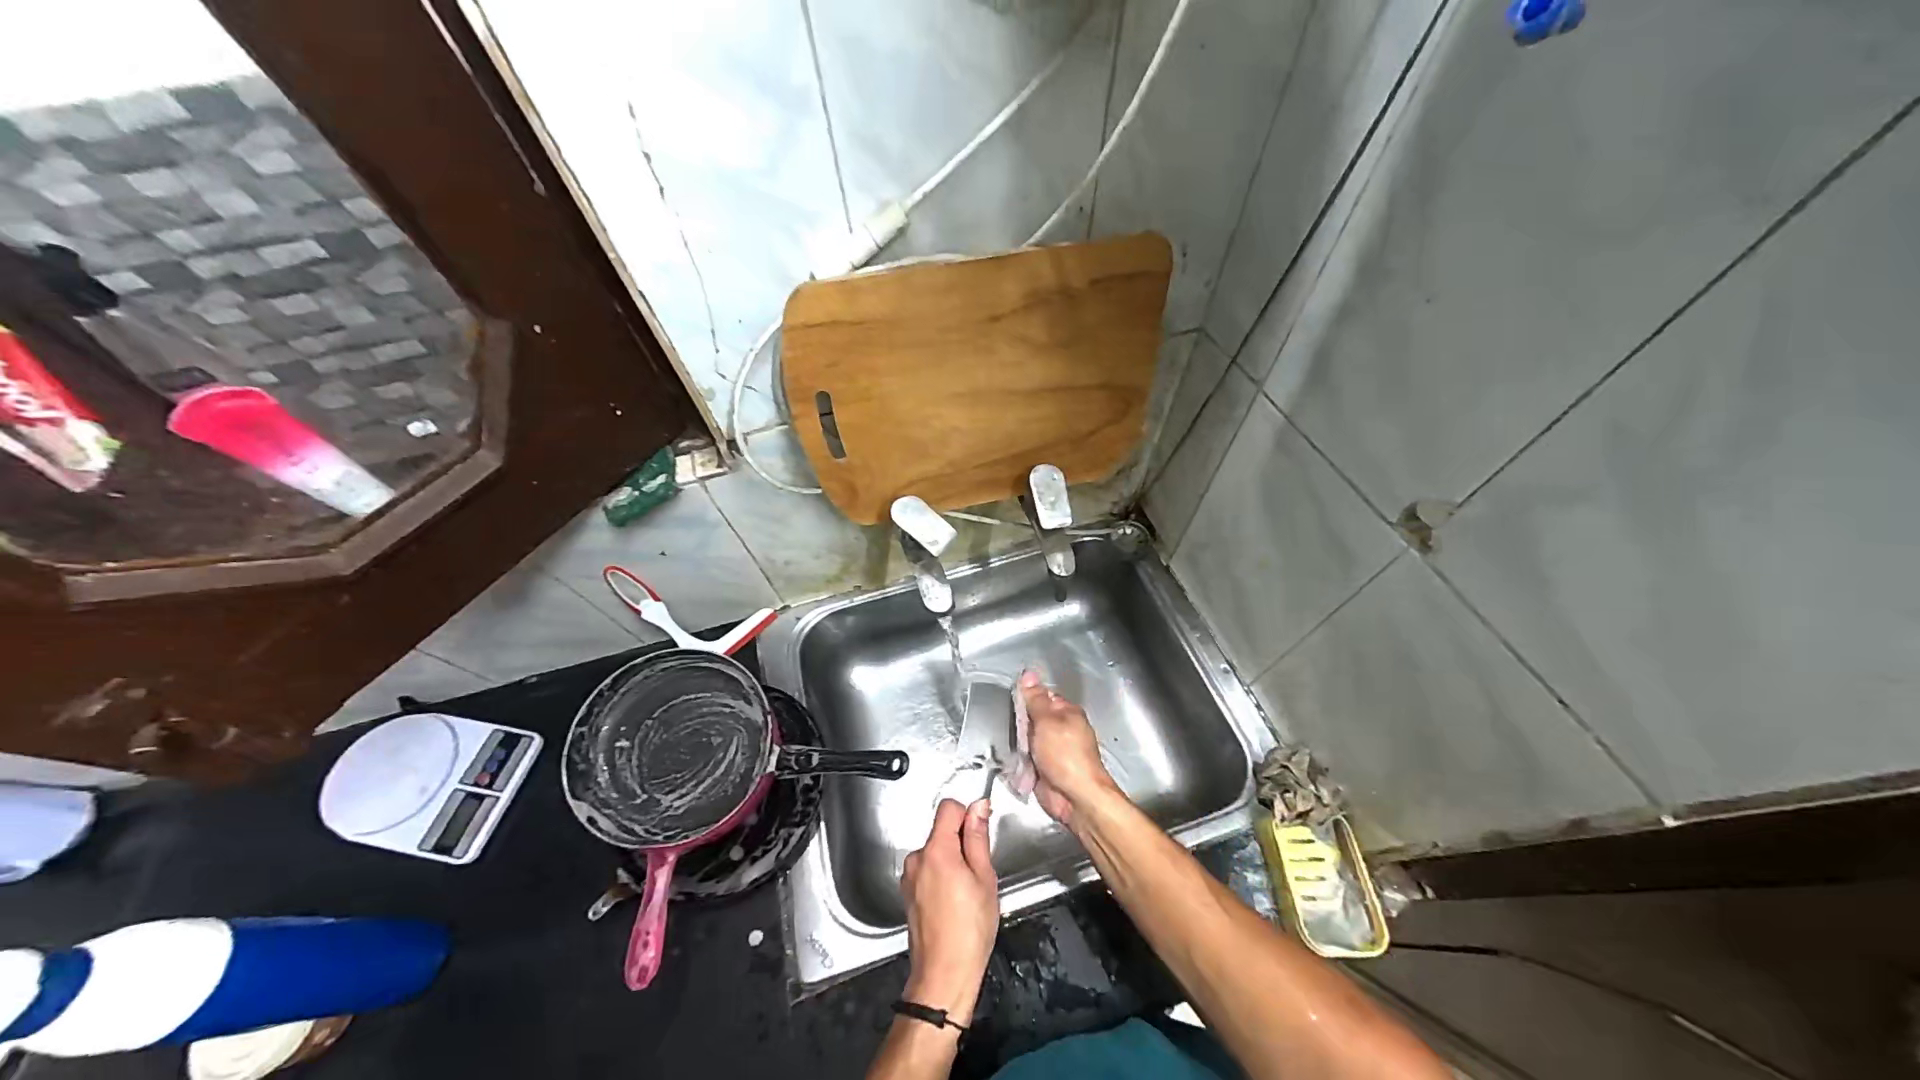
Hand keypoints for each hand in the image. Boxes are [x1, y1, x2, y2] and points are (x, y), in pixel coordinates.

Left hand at [900, 798, 997, 1020]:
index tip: (980, 830)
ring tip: (967, 892)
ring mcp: (909, 877)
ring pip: (935, 852)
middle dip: (961, 842)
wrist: (944, 974)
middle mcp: (917, 859)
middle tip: (978, 872)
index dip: (968, 814)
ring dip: (951, 861)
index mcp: (937, 851)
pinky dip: (941, 877)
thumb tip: (978, 808)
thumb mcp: (984, 878)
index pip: (948, 808)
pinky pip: (927, 871)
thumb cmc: (969, 930)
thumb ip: (978, 838)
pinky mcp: (908, 893)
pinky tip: (954, 902)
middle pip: (941, 831)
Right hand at [1018, 672, 1121, 825]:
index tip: (1012, 702)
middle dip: (1019, 724)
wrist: (1075, 798)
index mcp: (1066, 713)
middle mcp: (1060, 730)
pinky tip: (1014, 762)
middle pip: (1030, 719)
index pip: (1041, 696)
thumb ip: (1035, 699)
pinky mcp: (1042, 769)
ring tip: (1015, 747)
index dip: (1025, 698)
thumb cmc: (1069, 758)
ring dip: (1017, 745)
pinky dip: (1018, 762)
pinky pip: (1023, 760)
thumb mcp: (1047, 721)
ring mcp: (1051, 751)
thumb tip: (1029, 675)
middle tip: (1013, 728)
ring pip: (1024, 740)